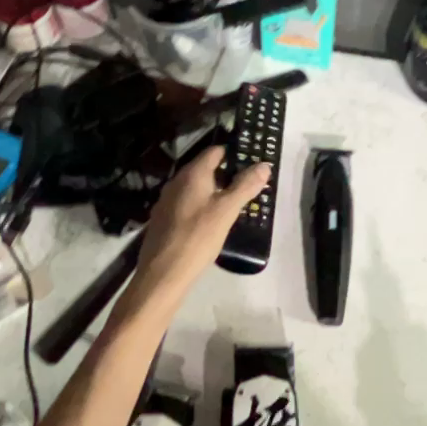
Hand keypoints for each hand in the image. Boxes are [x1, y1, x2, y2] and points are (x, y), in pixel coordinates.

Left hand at [124, 147, 271, 313]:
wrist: (162, 273)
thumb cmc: (197, 237)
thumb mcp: (226, 211)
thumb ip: (245, 186)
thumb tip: (264, 165)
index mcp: (192, 174)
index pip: (214, 152)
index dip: (233, 154)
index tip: (251, 161)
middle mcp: (176, 181)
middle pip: (204, 169)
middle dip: (225, 173)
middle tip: (247, 184)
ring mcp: (167, 201)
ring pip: (194, 188)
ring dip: (213, 191)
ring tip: (232, 203)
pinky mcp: (163, 219)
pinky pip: (186, 203)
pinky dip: (200, 206)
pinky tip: (210, 221)